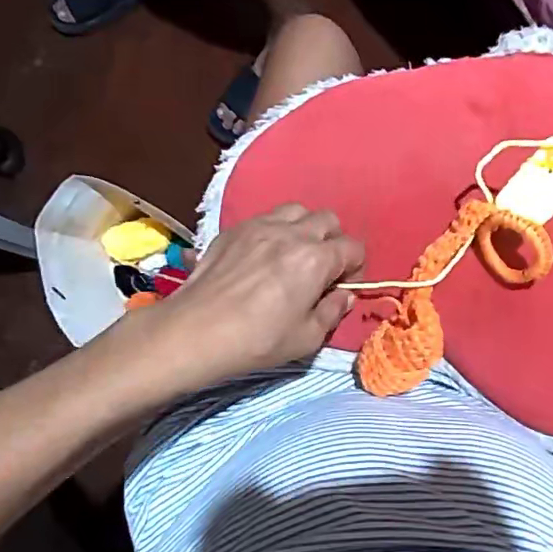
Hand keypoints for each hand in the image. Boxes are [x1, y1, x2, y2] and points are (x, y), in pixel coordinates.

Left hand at [141, 203, 364, 387]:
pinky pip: (266, 218)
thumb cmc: (258, 340)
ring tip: (295, 256)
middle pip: (328, 220)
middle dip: (333, 242)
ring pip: (296, 210)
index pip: (353, 248)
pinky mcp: (233, 230)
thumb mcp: (307, 338)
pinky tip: (265, 257)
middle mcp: (291, 233)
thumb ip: (332, 312)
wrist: (197, 331)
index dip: (355, 268)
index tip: (342, 288)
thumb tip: (344, 296)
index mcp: (315, 259)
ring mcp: (259, 226)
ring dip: (304, 229)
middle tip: (322, 271)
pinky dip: (275, 231)